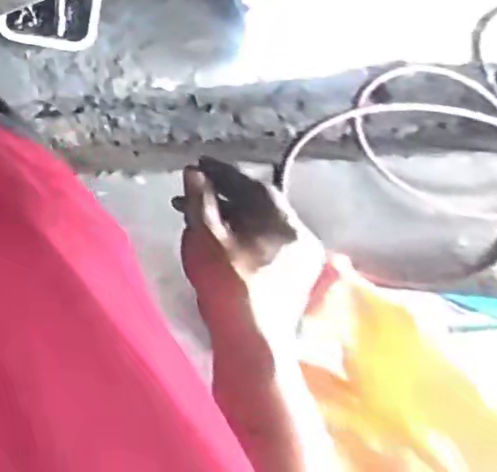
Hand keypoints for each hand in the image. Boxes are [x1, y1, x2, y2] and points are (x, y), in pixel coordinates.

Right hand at [178, 157, 328, 345]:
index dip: (225, 172)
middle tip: (193, 184)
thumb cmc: (226, 278)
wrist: (252, 333)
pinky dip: (239, 227)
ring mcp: (302, 259)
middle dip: (225, 191)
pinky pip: (265, 237)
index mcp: (286, 226)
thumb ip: (200, 198)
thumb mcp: (204, 232)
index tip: (198, 162)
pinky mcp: (293, 273)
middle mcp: (302, 239)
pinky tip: (215, 231)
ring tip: (194, 208)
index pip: (256, 186)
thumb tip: (194, 171)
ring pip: (261, 222)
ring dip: (229, 210)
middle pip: (261, 204)